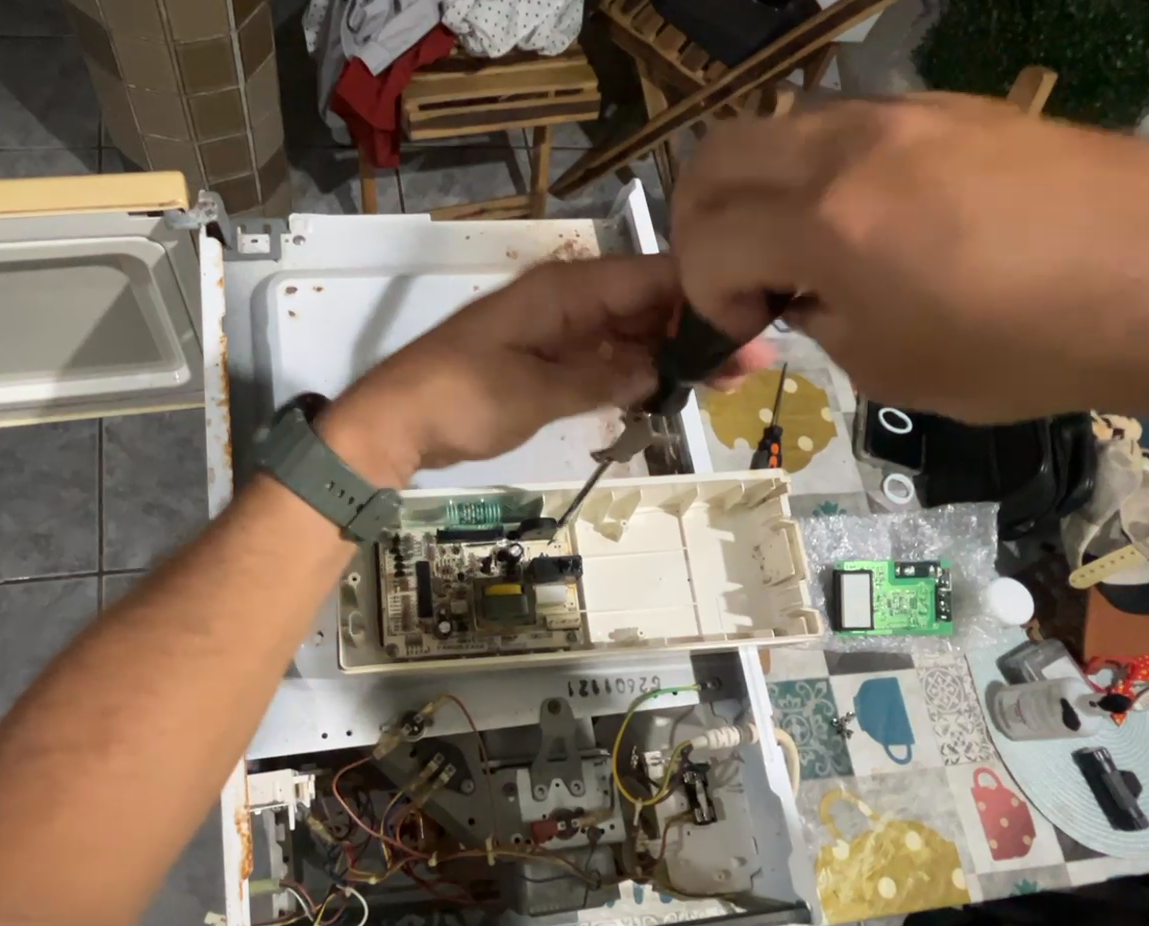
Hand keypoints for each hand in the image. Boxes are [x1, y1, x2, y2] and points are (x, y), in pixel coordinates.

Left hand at [320, 255, 750, 486]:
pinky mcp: (545, 359)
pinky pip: (603, 357)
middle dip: (698, 333)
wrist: (395, 424)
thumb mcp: (538, 392)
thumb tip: (668, 368)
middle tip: (749, 371)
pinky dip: (634, 373)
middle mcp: (566, 299)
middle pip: (646, 305)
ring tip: (723, 385)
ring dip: (672, 355)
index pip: (653, 279)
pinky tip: (670, 391)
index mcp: (565, 290)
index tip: (753, 331)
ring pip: (629, 333)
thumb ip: (606, 377)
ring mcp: (556, 329)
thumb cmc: (460, 400)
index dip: (706, 301)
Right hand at [671, 93, 1148, 424]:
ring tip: (806, 250)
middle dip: (700, 227)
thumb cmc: (1019, 349)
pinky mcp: (951, 108)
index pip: (704, 244)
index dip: (705, 299)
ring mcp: (903, 115)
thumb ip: (817, 321)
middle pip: (711, 159)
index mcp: (826, 222)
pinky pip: (845, 127)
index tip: (748, 330)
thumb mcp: (884, 368)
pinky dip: (822, 176)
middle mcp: (849, 148)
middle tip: (739, 277)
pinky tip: (872, 225)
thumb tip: (803, 295)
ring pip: (773, 130)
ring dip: (759, 194)